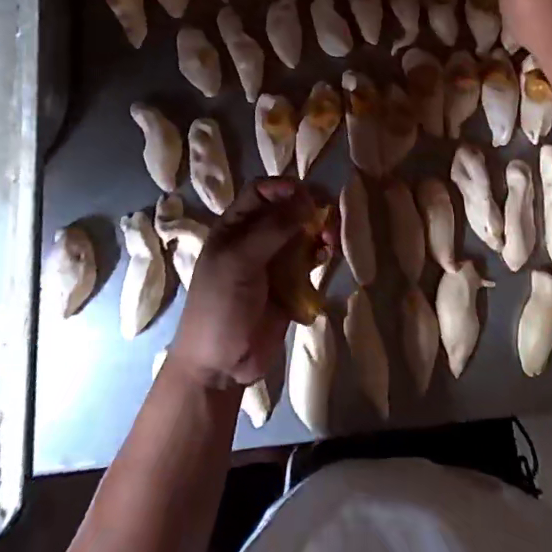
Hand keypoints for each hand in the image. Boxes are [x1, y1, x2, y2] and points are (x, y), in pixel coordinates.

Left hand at [168, 179, 314, 390]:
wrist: (221, 364)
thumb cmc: (221, 306)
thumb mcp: (240, 262)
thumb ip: (272, 229)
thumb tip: (306, 200)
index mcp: (234, 227)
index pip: (260, 191)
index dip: (282, 187)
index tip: (305, 195)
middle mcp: (255, 238)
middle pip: (287, 209)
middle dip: (308, 208)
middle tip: (325, 218)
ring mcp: (274, 261)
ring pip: (303, 232)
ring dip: (319, 229)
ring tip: (330, 240)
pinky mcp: (291, 283)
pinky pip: (311, 258)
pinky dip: (322, 252)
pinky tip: (328, 256)